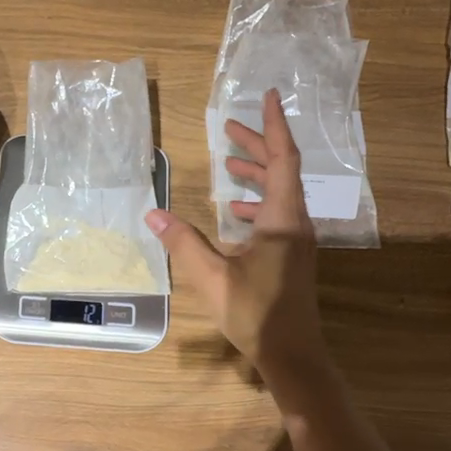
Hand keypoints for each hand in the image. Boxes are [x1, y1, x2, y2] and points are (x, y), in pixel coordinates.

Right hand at [145, 89, 338, 392]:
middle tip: (229, 127)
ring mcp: (296, 241)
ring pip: (279, 193)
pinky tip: (232, 211)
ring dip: (256, 173)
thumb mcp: (211, 276)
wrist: (291, 353)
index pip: (283, 159)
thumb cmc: (255, 313)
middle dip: (257, 145)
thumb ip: (183, 242)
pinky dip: (255, 202)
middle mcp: (295, 224)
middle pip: (282, 171)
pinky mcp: (291, 256)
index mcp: (282, 220)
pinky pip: (276, 213)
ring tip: (228, 163)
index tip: (267, 97)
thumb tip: (153, 212)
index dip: (273, 126)